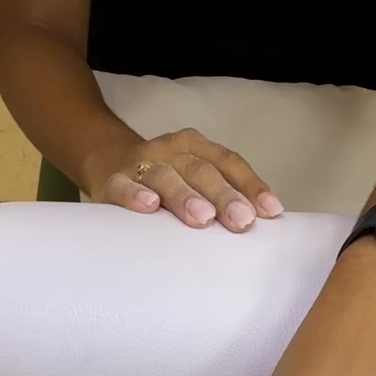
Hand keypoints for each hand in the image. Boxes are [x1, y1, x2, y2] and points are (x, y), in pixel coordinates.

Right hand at [81, 127, 282, 231]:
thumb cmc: (160, 181)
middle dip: (224, 197)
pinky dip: (135, 195)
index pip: (229, 163)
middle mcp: (171, 151)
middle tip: (241, 222)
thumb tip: (256, 226)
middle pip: (202, 171)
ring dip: (186, 197)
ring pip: (166, 177)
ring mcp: (141, 164)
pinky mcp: (112, 181)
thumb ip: (218, 197)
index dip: (250, 186)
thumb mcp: (191, 180)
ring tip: (203, 219)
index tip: (271, 212)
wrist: (104, 159)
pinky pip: (124, 186)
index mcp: (196, 148)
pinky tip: (149, 206)